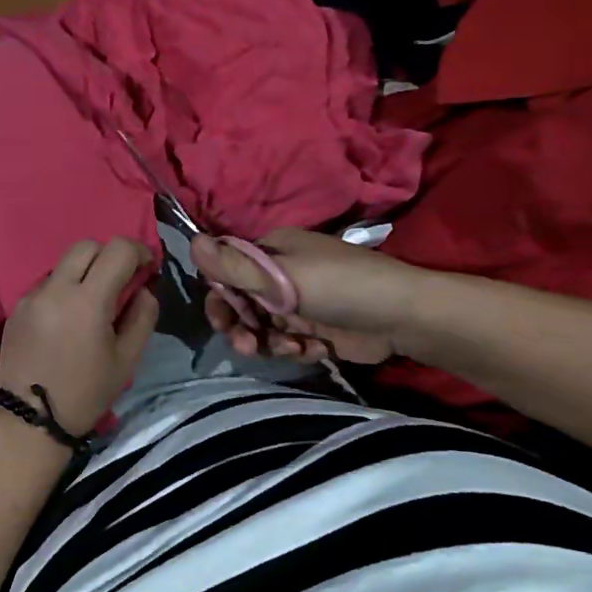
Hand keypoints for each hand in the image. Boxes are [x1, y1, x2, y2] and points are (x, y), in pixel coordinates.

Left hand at [0, 237, 160, 434]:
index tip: (147, 268)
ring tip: (93, 302)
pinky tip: (68, 318)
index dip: (139, 250)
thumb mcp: (127, 360)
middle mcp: (56, 288)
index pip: (118, 249)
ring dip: (85, 271)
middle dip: (110, 255)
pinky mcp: (17, 307)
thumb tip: (144, 290)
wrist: (29, 418)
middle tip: (121, 281)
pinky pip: (47, 283)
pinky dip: (64, 288)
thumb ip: (143, 317)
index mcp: (87, 301)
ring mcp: (32, 295)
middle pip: (87, 245)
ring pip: (64, 262)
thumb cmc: (86, 393)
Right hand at [189, 229, 420, 364]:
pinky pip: (287, 341)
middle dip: (242, 327)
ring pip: (264, 327)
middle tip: (247, 347)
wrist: (400, 316)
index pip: (229, 272)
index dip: (221, 298)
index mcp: (272, 251)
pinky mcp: (315, 329)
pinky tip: (313, 351)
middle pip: (243, 303)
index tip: (223, 321)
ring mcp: (300, 302)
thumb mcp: (282, 277)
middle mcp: (282, 274)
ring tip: (288, 350)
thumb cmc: (339, 287)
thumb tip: (192, 241)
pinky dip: (294, 348)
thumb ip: (235, 267)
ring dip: (268, 342)